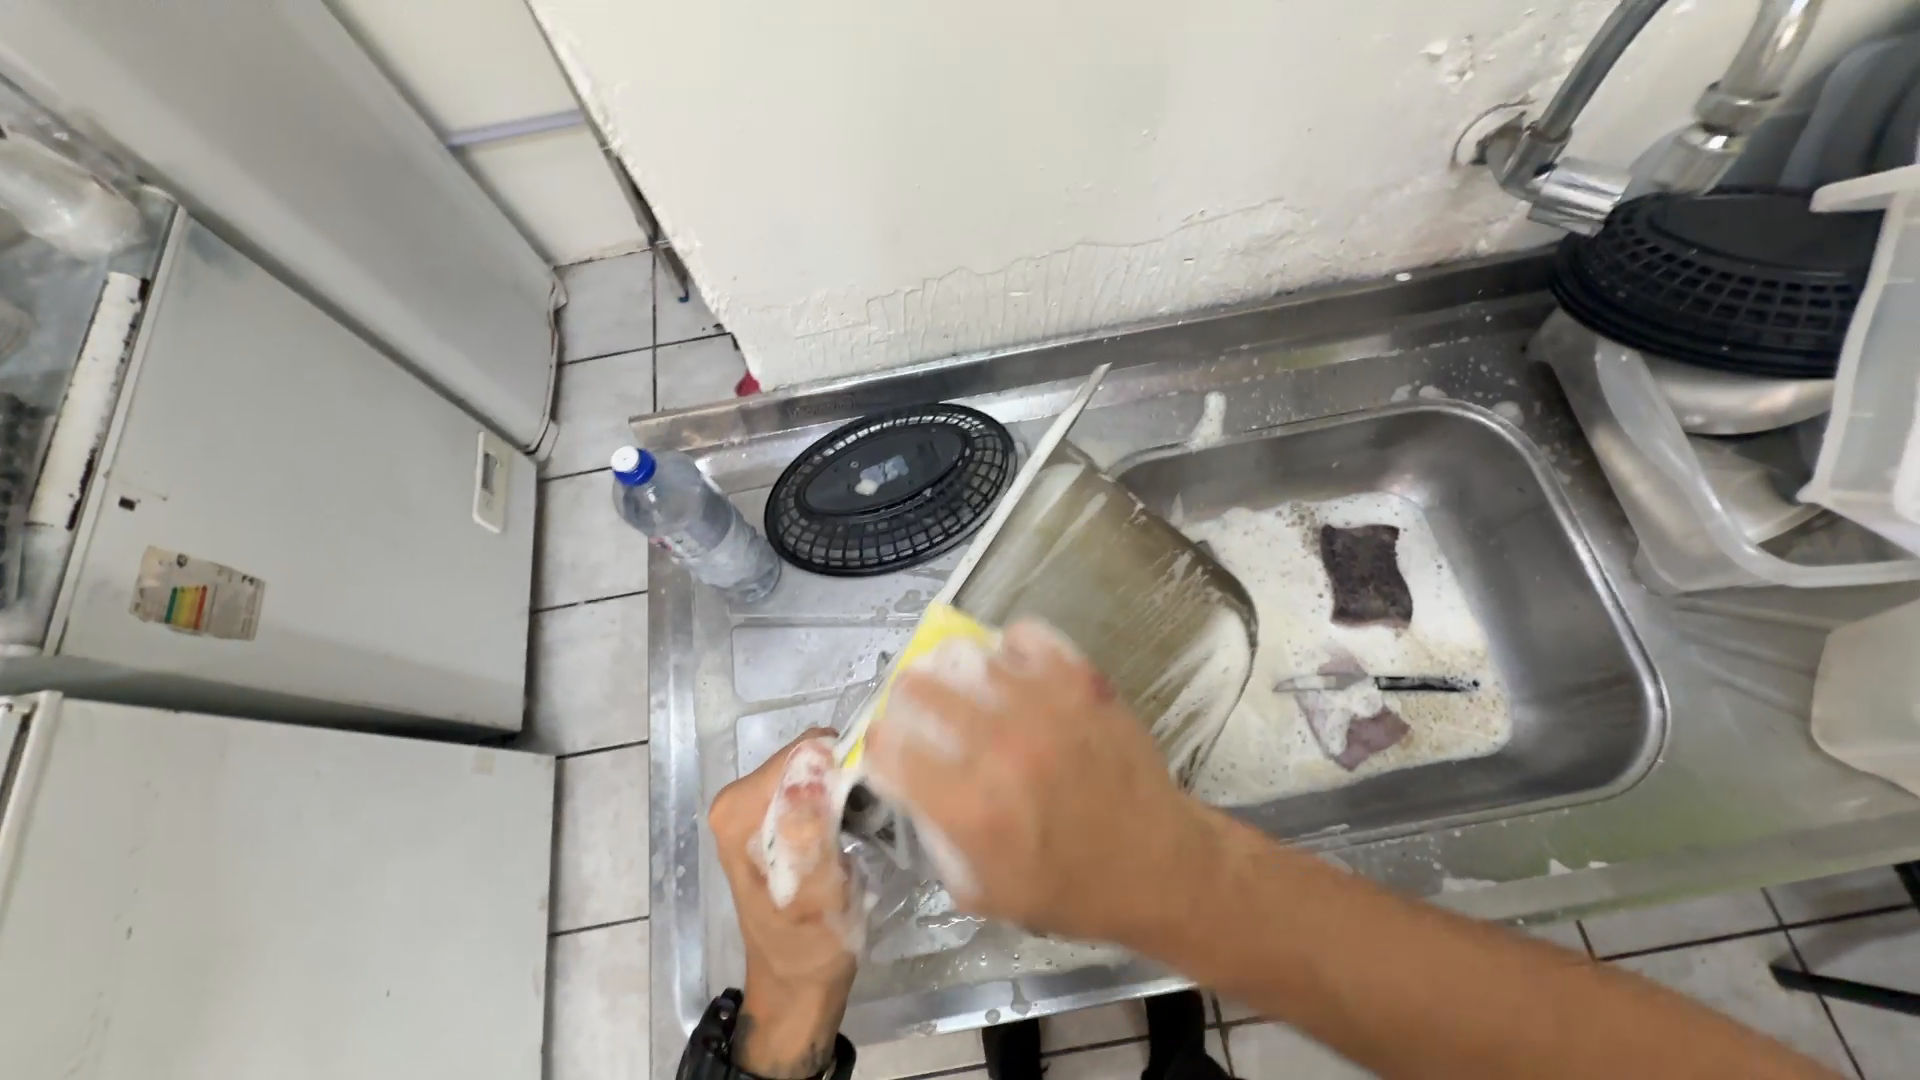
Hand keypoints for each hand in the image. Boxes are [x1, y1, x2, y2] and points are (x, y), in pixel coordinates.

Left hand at [709, 731, 857, 1077]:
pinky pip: (811, 787)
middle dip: (844, 776)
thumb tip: (818, 771)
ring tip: (865, 823)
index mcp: (739, 810)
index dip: (844, 765)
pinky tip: (852, 827)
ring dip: (845, 789)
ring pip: (813, 770)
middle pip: (808, 757)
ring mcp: (753, 808)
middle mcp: (738, 800)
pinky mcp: (770, 818)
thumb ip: (810, 832)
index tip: (872, 795)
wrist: (797, 986)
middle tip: (870, 815)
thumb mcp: (816, 894)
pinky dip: (838, 799)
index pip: (803, 752)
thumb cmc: (809, 945)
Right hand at [862, 619, 1217, 943]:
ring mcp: (1044, 706)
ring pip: (965, 655)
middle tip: (922, 716)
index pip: (888, 747)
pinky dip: (1008, 648)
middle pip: (916, 689)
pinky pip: (1024, 635)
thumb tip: (907, 781)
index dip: (878, 745)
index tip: (888, 749)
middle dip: (906, 703)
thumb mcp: (981, 893)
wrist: (1158, 864)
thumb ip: (932, 836)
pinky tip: (1012, 672)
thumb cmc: (1069, 889)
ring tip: (966, 692)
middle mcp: (1001, 747)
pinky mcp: (1082, 682)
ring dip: (953, 674)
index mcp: (970, 807)